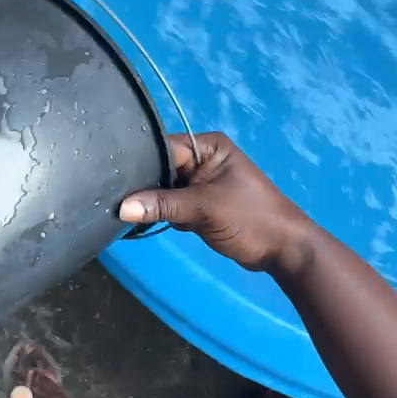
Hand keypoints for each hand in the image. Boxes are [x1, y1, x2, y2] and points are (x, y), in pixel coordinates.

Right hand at [119, 132, 320, 273]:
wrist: (283, 251)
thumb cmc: (250, 218)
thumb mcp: (204, 208)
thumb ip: (162, 205)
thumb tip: (120, 208)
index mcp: (209, 146)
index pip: (165, 147)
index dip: (141, 161)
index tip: (113, 175)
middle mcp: (202, 159)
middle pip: (161, 167)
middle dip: (143, 184)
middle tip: (114, 196)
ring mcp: (200, 183)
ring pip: (163, 188)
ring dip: (151, 202)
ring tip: (122, 208)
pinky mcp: (198, 205)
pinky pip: (170, 205)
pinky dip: (160, 213)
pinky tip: (141, 219)